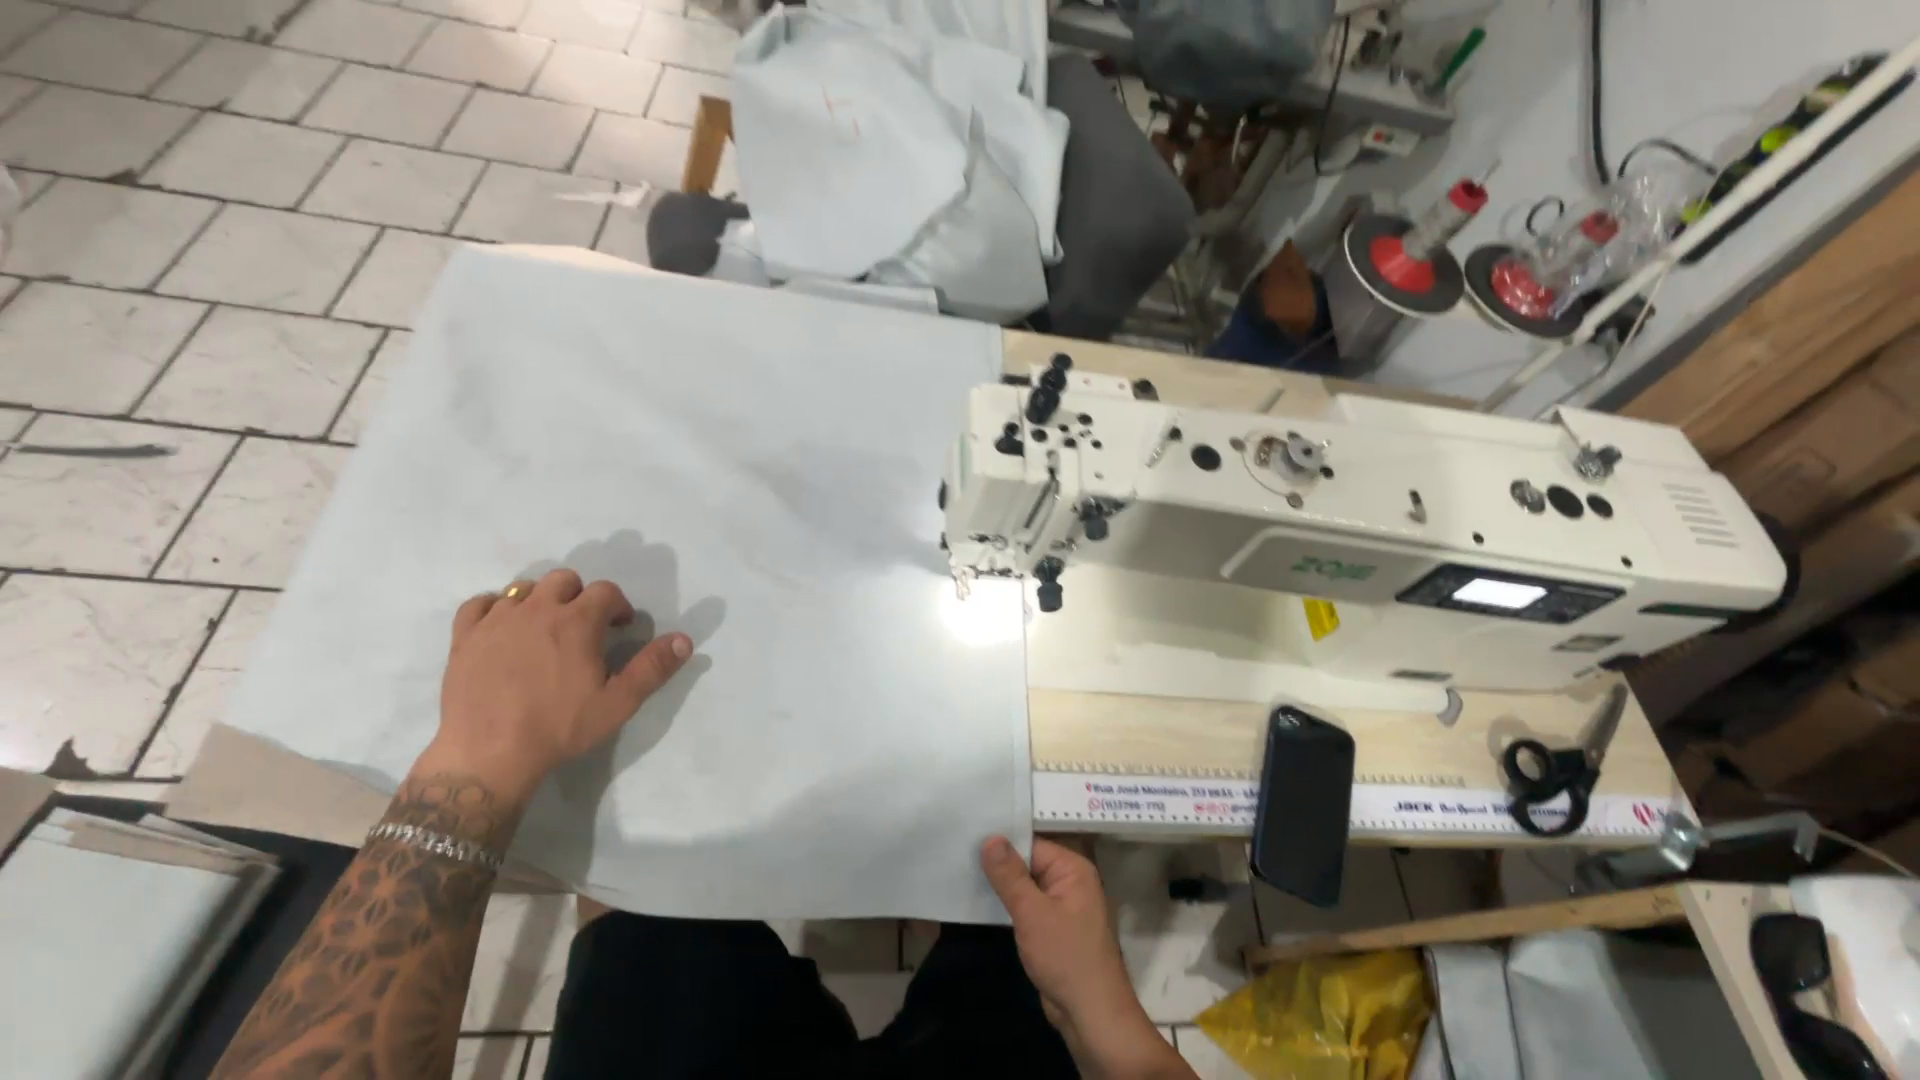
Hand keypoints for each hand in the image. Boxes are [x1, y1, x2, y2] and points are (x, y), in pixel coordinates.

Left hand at [424, 569, 693, 801]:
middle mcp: (537, 609)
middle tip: (584, 627)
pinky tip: (502, 629)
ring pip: (523, 587)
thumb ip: (653, 667)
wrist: (490, 753)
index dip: (617, 606)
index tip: (619, 629)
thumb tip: (684, 639)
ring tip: (544, 629)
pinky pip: (479, 604)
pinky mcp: (465, 637)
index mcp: (577, 621)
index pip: (605, 591)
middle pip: (564, 579)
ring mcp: (497, 620)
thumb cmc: (560, 727)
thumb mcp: (618, 703)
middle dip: (580, 595)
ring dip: (541, 600)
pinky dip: (495, 608)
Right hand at [982, 837, 1188, 1076]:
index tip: (967, 835)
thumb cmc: (1065, 957)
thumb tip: (990, 837)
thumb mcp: (1032, 913)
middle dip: (997, 862)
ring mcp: (1061, 906)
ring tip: (960, 872)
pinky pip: (1026, 907)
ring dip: (999, 885)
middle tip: (957, 851)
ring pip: (1025, 886)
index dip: (1001, 841)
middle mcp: (1070, 882)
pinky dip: (1007, 905)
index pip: (1031, 843)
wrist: (1090, 1014)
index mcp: (1073, 869)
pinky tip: (978, 901)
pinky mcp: (1051, 929)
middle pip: (1028, 862)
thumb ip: (1010, 875)